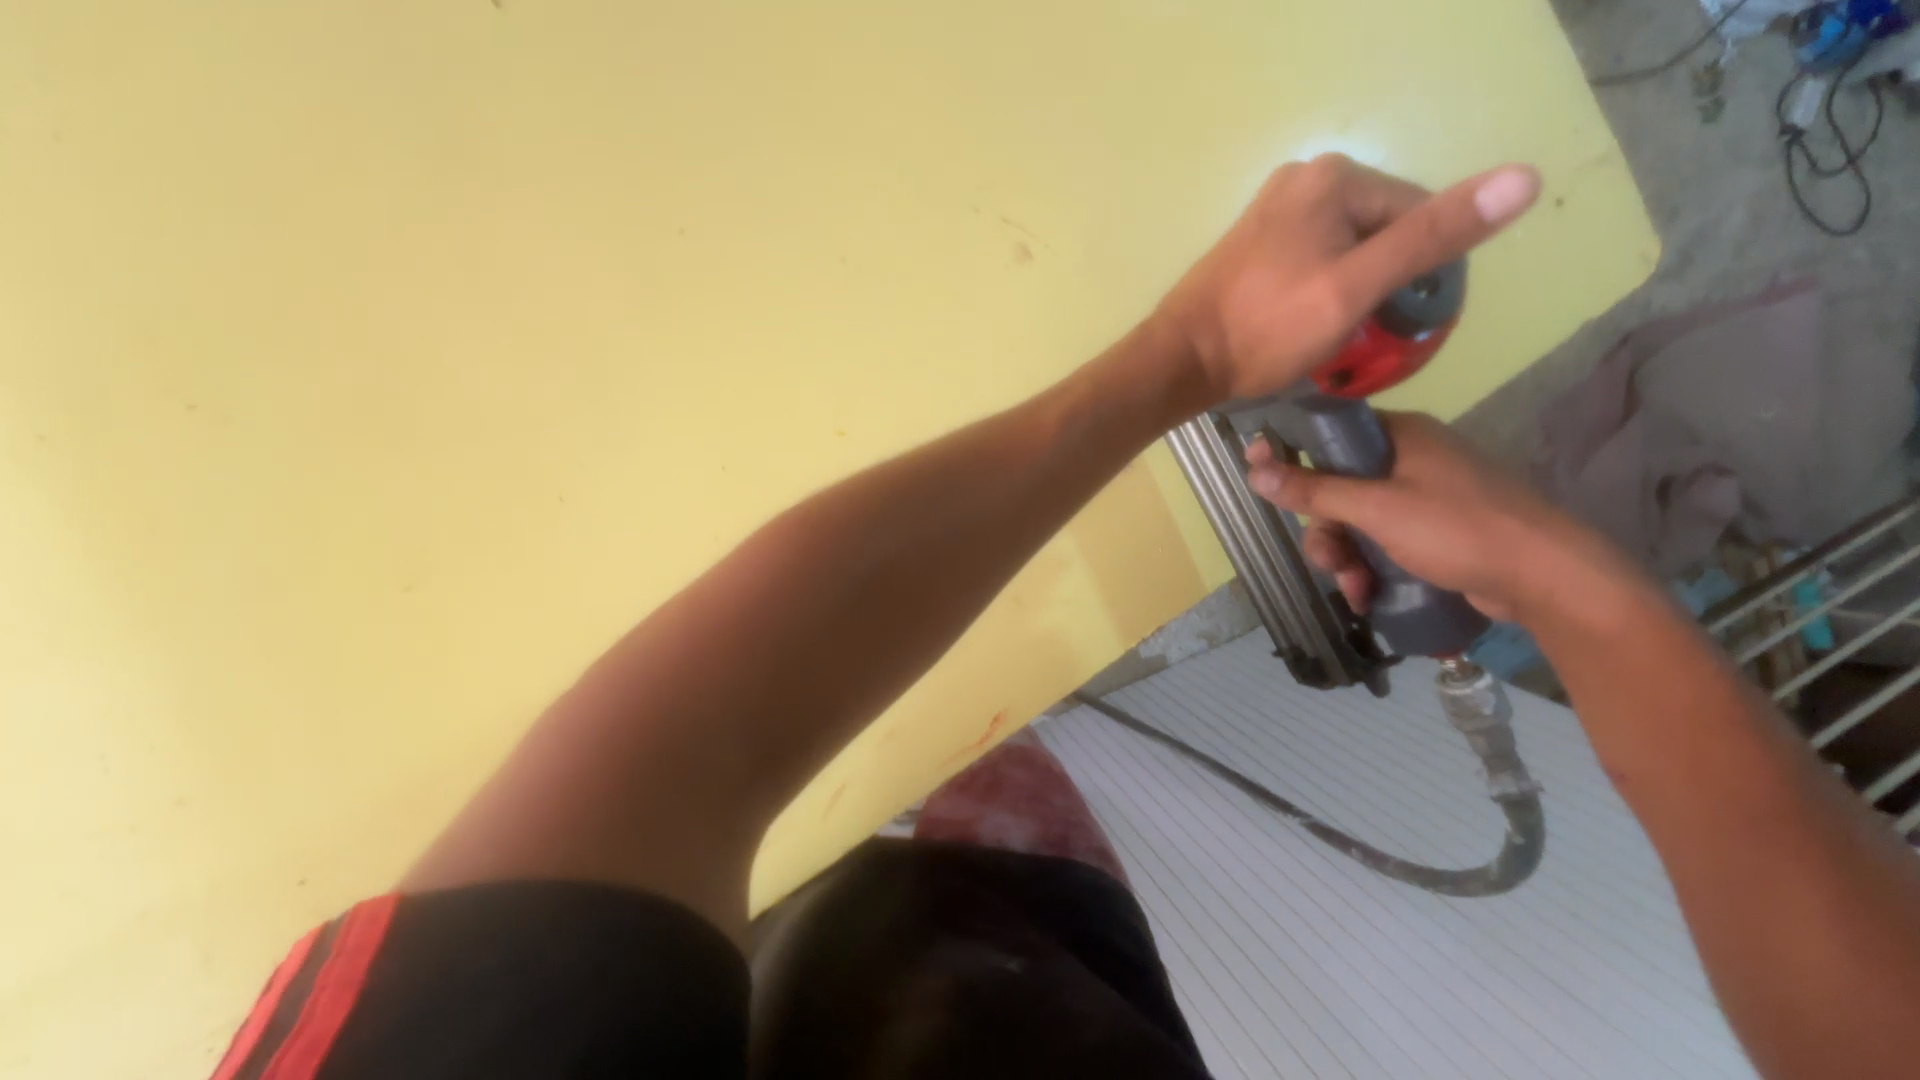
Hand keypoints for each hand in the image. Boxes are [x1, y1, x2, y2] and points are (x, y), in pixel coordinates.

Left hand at [1156, 155, 1540, 402]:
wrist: (1182, 360)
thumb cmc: (1267, 330)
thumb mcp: (1357, 286)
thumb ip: (1432, 237)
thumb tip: (1524, 177)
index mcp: (1334, 177)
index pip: (1417, 212)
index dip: (1421, 271)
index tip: (1398, 321)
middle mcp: (1303, 179)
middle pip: (1382, 226)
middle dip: (1386, 277)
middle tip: (1367, 333)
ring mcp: (1273, 209)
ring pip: (1349, 244)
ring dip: (1357, 284)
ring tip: (1338, 332)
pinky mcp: (1256, 240)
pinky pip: (1315, 255)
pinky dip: (1326, 284)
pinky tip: (1310, 320)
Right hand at [1244, 411, 1608, 622]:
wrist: (1543, 576)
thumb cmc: (1457, 528)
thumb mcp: (1377, 509)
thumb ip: (1315, 491)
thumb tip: (1255, 471)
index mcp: (1400, 436)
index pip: (1329, 432)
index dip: (1290, 452)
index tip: (1257, 473)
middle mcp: (1409, 459)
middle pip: (1337, 487)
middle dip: (1325, 531)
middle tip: (1328, 562)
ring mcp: (1423, 496)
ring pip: (1356, 520)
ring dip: (1345, 557)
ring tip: (1354, 588)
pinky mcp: (1434, 530)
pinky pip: (1382, 540)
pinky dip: (1369, 566)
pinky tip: (1368, 595)